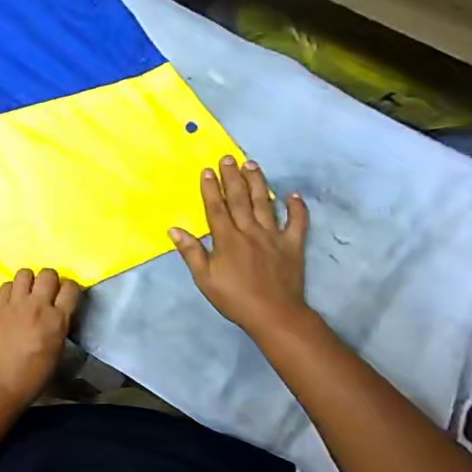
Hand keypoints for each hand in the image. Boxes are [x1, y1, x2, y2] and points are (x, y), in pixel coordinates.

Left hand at [0, 268, 82, 406]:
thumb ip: (60, 326)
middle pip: (48, 274)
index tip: (66, 296)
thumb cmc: (34, 375)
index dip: (70, 288)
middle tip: (46, 293)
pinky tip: (12, 301)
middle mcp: (37, 306)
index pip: (71, 288)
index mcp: (58, 320)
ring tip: (27, 293)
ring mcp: (15, 304)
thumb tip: (58, 315)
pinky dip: (11, 289)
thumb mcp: (58, 350)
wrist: (1, 382)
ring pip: (25, 273)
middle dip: (50, 280)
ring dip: (29, 281)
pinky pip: (6, 285)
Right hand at [170, 156, 310, 335]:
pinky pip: (297, 222)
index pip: (217, 209)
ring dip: (258, 183)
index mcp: (227, 239)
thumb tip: (175, 230)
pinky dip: (296, 207)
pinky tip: (293, 194)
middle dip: (233, 177)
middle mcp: (250, 231)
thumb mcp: (204, 278)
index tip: (207, 171)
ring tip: (252, 165)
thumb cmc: (234, 298)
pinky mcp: (293, 244)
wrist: (274, 313)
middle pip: (240, 200)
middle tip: (229, 158)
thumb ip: (191, 252)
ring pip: (265, 204)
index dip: (211, 189)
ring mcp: (273, 236)